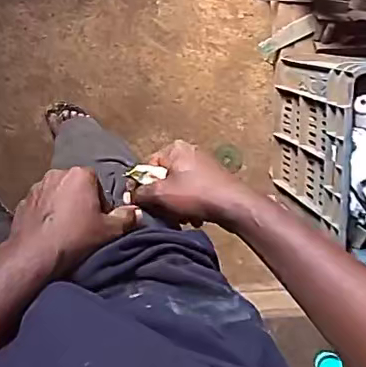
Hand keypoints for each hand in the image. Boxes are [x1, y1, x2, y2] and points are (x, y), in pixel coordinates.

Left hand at [8, 167, 138, 275]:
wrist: (34, 255)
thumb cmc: (75, 238)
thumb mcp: (108, 230)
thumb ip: (125, 218)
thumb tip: (137, 212)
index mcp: (80, 175)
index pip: (97, 182)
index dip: (100, 201)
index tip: (99, 219)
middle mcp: (57, 174)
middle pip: (75, 185)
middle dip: (80, 200)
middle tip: (84, 224)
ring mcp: (36, 187)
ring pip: (56, 193)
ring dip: (62, 205)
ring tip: (65, 229)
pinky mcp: (22, 202)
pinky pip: (40, 205)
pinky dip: (45, 214)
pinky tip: (48, 231)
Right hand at [132, 140, 258, 227]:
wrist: (234, 205)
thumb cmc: (197, 195)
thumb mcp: (161, 194)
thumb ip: (141, 193)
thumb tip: (131, 196)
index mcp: (175, 148)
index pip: (147, 166)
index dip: (143, 187)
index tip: (144, 203)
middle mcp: (189, 151)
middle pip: (163, 178)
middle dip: (162, 198)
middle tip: (165, 213)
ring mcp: (203, 164)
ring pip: (178, 187)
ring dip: (176, 205)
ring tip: (181, 218)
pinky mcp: (213, 178)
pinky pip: (192, 191)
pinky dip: (190, 204)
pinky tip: (194, 217)